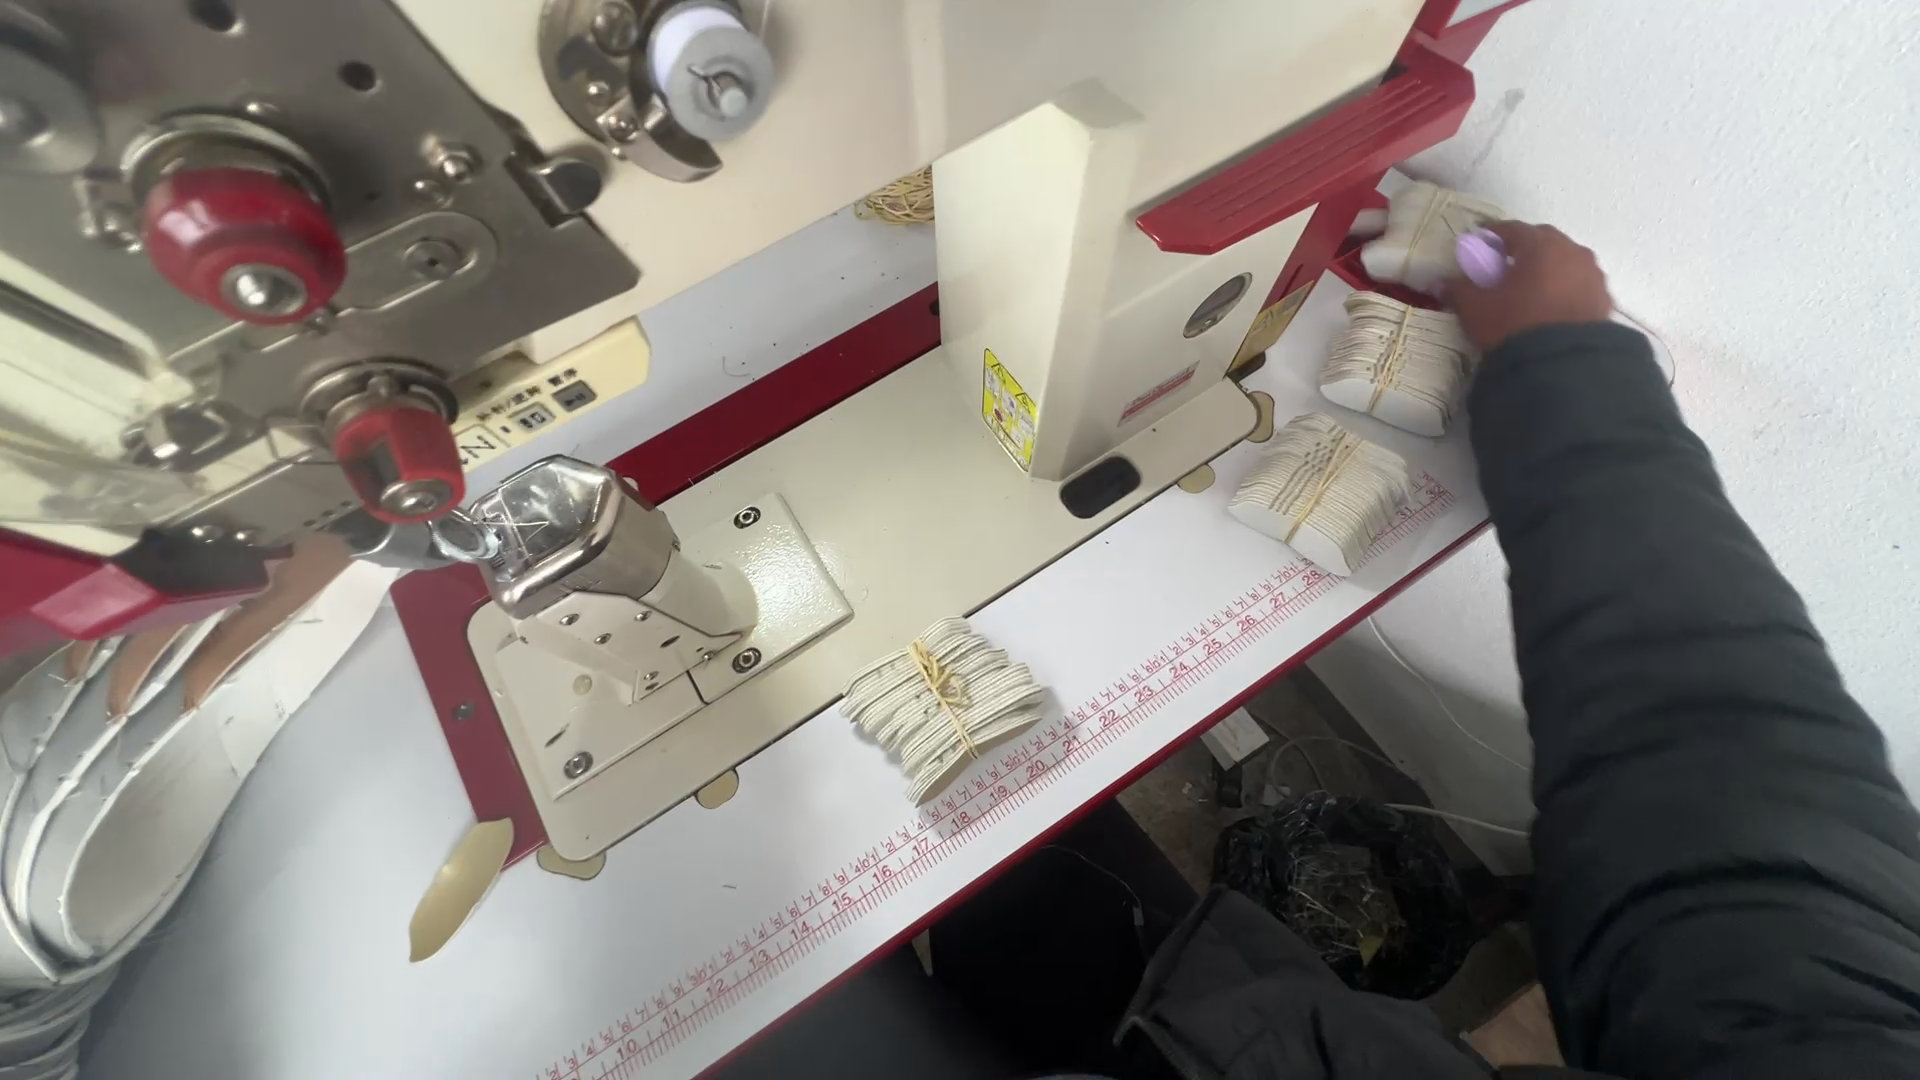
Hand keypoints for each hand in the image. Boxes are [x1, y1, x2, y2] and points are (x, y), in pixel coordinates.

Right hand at [1447, 222, 1613, 350]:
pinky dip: (1562, 283)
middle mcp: (1570, 251)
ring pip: (1564, 258)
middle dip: (1523, 245)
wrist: (1561, 359)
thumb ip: (1457, 291)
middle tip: (1504, 261)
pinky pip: (1578, 280)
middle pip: (1544, 239)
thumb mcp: (1475, 309)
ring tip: (1529, 283)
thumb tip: (1440, 283)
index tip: (1480, 239)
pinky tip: (1549, 301)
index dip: (1493, 232)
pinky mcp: (1603, 295)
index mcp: (1539, 247)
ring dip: (1546, 264)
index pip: (1513, 229)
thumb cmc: (1512, 324)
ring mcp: (1591, 272)